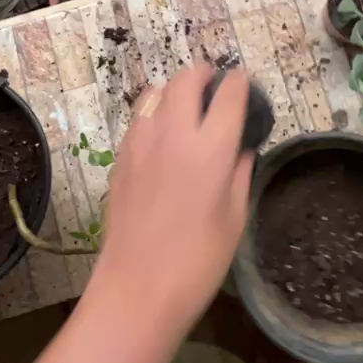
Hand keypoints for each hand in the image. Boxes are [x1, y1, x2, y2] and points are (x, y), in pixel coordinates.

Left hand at [88, 65, 254, 331]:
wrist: (137, 288)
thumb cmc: (197, 262)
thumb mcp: (235, 219)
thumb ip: (239, 174)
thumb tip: (240, 150)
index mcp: (211, 150)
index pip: (228, 95)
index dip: (238, 82)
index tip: (241, 80)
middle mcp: (175, 134)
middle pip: (186, 80)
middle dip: (203, 74)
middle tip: (213, 86)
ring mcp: (141, 142)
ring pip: (156, 92)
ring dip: (175, 91)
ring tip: (186, 107)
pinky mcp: (120, 156)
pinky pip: (139, 118)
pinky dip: (154, 114)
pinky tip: (162, 136)